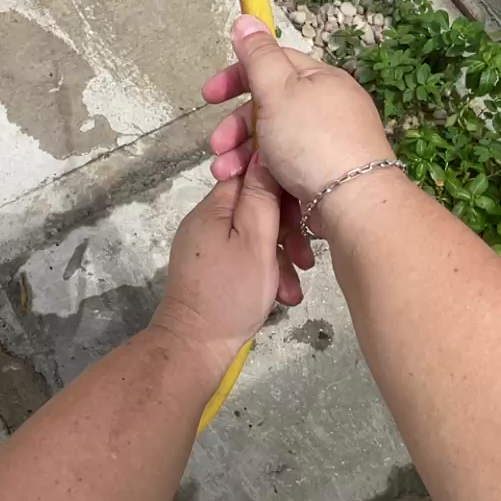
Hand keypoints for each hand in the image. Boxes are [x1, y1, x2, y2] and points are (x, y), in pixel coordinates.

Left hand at [150, 154, 301, 365]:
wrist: (195, 346)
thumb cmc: (230, 293)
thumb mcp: (255, 241)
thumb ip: (262, 197)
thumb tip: (264, 153)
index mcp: (213, 207)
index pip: (252, 176)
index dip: (282, 191)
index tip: (303, 215)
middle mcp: (207, 221)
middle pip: (256, 208)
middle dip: (286, 233)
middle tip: (305, 260)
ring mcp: (207, 245)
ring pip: (255, 237)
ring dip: (280, 260)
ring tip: (292, 289)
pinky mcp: (211, 268)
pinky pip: (245, 257)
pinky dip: (265, 273)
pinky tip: (281, 296)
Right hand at [202, 14, 395, 237]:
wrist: (353, 203)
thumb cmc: (313, 141)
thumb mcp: (279, 91)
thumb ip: (258, 56)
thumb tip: (245, 19)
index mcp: (320, 80)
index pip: (273, 65)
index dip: (236, 76)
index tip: (208, 97)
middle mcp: (326, 108)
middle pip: (268, 108)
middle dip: (235, 126)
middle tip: (216, 146)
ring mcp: (326, 143)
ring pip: (273, 141)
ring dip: (242, 154)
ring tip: (225, 173)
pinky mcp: (323, 175)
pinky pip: (284, 166)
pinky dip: (261, 172)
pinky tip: (247, 184)